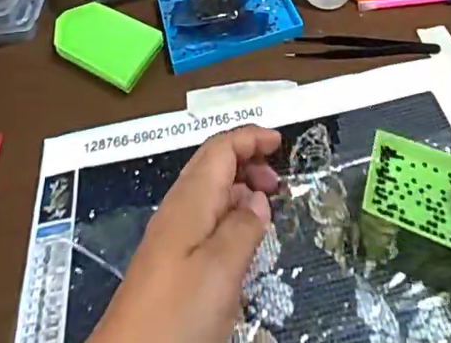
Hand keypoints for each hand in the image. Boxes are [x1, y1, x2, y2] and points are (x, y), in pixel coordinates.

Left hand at [90, 125, 282, 342]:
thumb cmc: (176, 313)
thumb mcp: (220, 271)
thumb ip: (242, 229)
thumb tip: (258, 199)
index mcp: (190, 199)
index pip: (220, 148)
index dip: (249, 137)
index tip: (279, 140)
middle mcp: (179, 207)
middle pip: (213, 163)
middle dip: (247, 158)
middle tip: (278, 181)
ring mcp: (172, 233)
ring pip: (210, 190)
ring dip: (240, 186)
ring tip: (267, 208)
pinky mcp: (171, 259)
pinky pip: (206, 216)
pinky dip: (230, 212)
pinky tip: (242, 238)